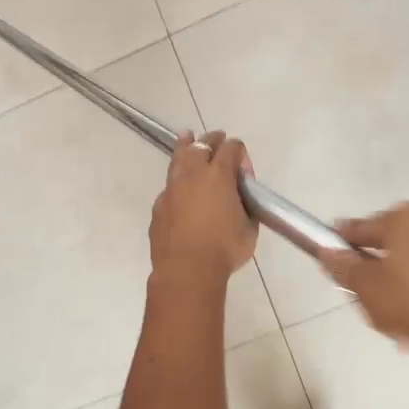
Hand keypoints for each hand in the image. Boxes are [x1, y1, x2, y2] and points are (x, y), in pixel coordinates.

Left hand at [148, 130, 256, 285]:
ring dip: (186, 146)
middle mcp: (193, 174)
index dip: (241, 156)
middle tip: (219, 141)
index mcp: (219, 175)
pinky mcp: (159, 207)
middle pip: (203, 145)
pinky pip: (168, 188)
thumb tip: (241, 205)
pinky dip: (176, 184)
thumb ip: (246, 209)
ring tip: (187, 138)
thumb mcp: (249, 230)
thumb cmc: (224, 250)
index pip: (232, 148)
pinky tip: (179, 192)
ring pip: (178, 158)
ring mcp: (172, 189)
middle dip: (213, 141)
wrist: (186, 271)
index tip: (245, 176)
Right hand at [319, 204, 408, 357]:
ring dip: (405, 287)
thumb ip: (345, 268)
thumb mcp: (368, 290)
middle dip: (379, 271)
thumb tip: (329, 251)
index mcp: (404, 218)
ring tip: (400, 324)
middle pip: (394, 245)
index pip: (361, 228)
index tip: (330, 255)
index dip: (342, 244)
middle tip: (370, 301)